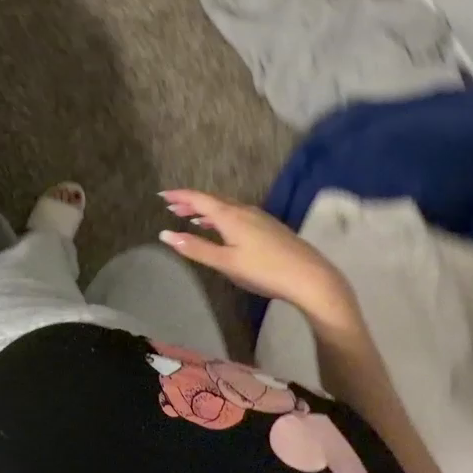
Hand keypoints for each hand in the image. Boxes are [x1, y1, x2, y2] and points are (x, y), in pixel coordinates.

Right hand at [158, 190, 359, 324]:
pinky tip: (224, 229)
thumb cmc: (264, 270)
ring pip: (227, 207)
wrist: (310, 277)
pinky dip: (222, 216)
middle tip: (173, 207)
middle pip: (213, 201)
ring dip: (208, 210)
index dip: (180, 196)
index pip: (199, 199)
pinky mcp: (270, 226)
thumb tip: (165, 234)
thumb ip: (195, 248)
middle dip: (192, 203)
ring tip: (193, 218)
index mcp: (229, 216)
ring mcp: (259, 217)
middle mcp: (244, 210)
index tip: (162, 195)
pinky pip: (238, 213)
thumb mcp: (225, 263)